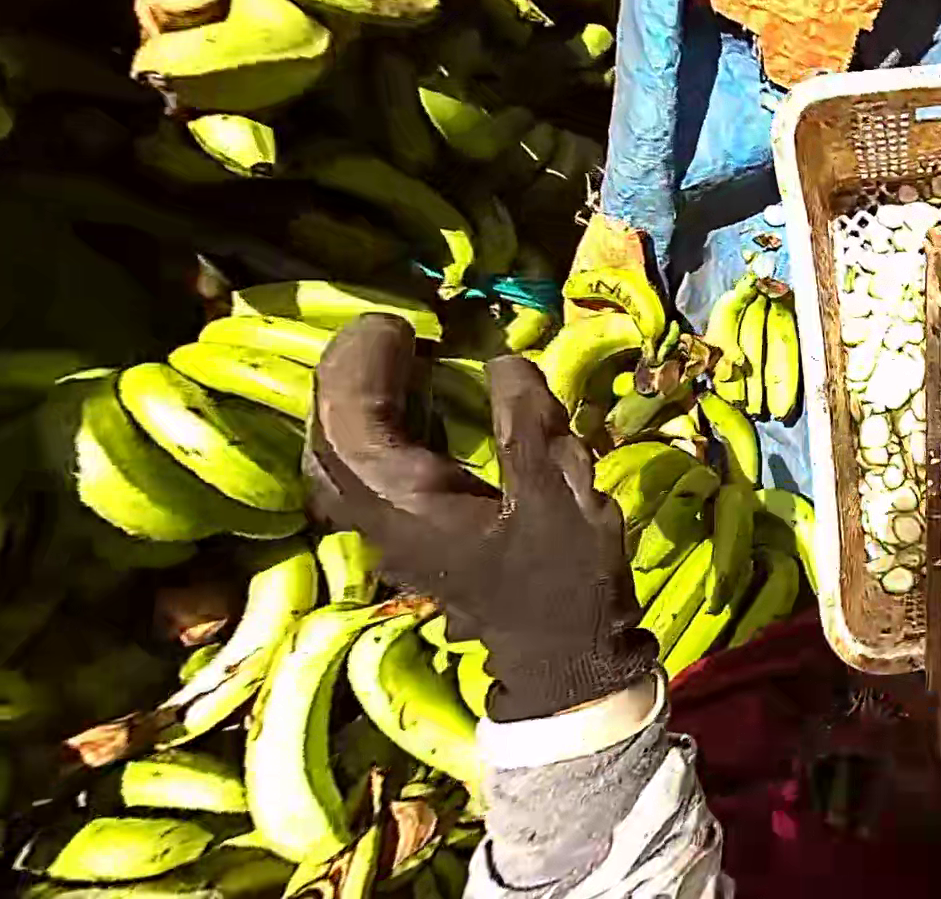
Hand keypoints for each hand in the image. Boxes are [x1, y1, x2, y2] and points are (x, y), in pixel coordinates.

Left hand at [304, 314, 652, 722]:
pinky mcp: (427, 539)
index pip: (351, 425)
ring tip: (408, 362)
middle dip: (354, 380)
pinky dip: (395, 434)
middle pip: (336, 439)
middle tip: (398, 334)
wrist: (566, 654)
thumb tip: (504, 361)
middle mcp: (383, 520)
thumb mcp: (559, 495)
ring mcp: (401, 534)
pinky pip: (385, 473)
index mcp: (407, 507)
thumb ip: (528, 426)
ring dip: (369, 405)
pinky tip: (427, 416)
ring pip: (354, 458)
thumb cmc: (566, 578)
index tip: (394, 322)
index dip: (360, 367)